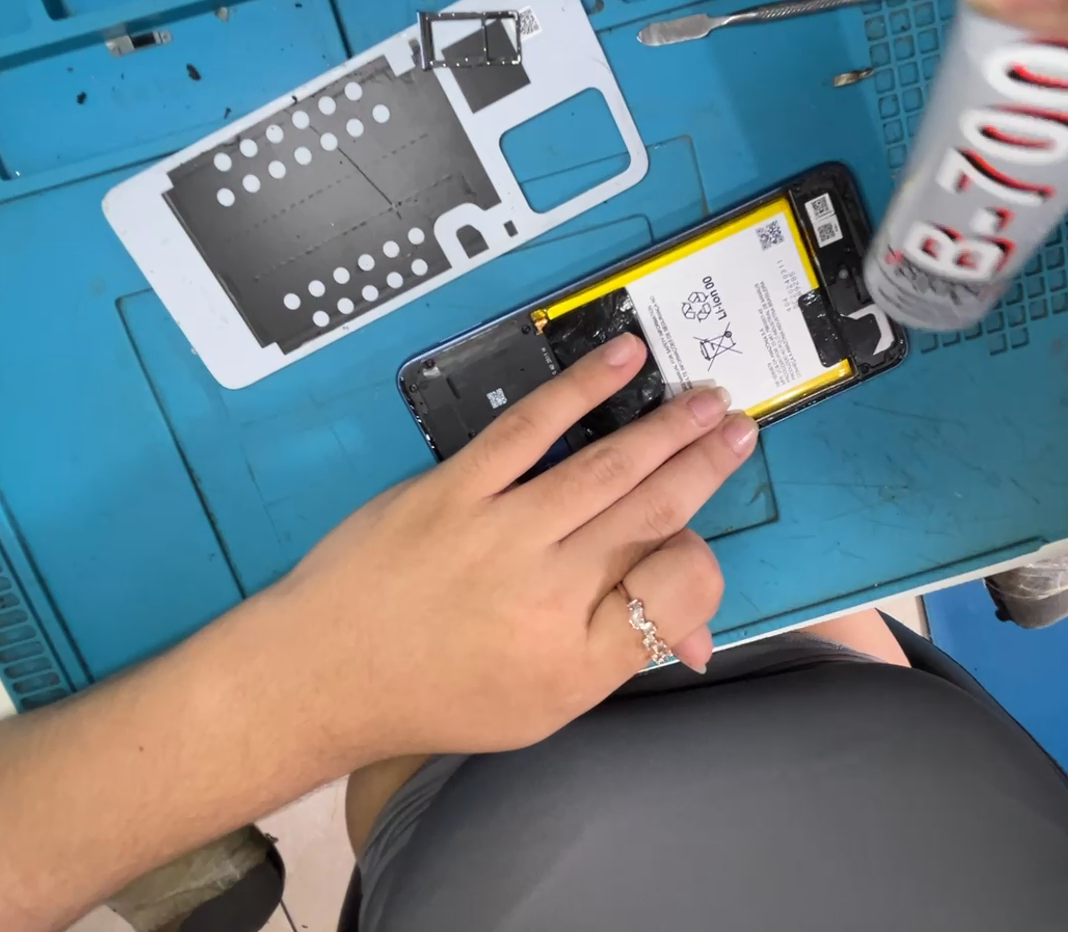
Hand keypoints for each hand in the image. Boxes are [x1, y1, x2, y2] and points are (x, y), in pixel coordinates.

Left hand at [265, 332, 757, 761]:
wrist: (324, 670)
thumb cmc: (440, 693)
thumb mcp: (544, 706)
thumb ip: (624, 655)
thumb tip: (695, 633)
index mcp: (576, 654)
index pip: (675, 591)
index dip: (704, 561)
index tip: (702, 537)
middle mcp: (547, 588)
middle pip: (649, 513)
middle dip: (705, 466)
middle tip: (742, 429)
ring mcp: (498, 529)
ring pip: (603, 466)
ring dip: (663, 428)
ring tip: (705, 399)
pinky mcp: (453, 486)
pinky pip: (529, 429)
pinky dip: (579, 390)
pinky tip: (620, 361)